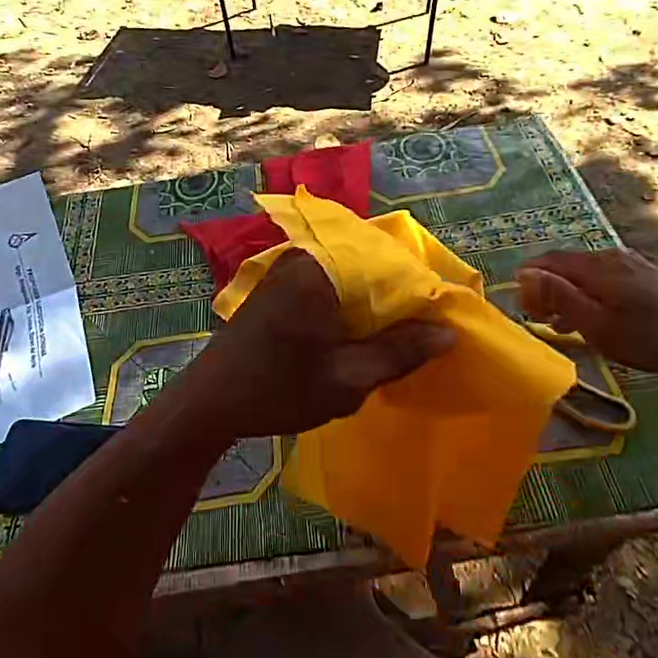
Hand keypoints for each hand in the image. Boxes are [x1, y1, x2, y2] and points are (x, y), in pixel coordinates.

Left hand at [174, 250, 455, 441]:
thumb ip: (399, 352)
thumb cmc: (277, 390)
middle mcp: (307, 255)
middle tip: (422, 335)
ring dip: (377, 303)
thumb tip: (448, 333)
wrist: (209, 401)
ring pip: (354, 275)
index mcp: (323, 269)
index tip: (441, 326)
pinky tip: (362, 332)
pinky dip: (353, 304)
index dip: (422, 294)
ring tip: (397, 337)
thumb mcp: (347, 380)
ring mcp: (292, 266)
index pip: (392, 264)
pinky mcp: (284, 282)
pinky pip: (333, 281)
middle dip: (400, 298)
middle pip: (373, 265)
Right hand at [517, 248, 657, 375]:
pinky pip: (603, 278)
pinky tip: (590, 317)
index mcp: (596, 266)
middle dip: (546, 286)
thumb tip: (523, 273)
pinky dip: (587, 294)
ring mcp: (631, 264)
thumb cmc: (649, 339)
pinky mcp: (644, 276)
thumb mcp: (597, 324)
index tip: (518, 303)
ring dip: (567, 293)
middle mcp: (611, 257)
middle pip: (566, 264)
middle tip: (536, 316)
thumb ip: (559, 297)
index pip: (548, 261)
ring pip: (585, 273)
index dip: (528, 278)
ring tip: (558, 322)